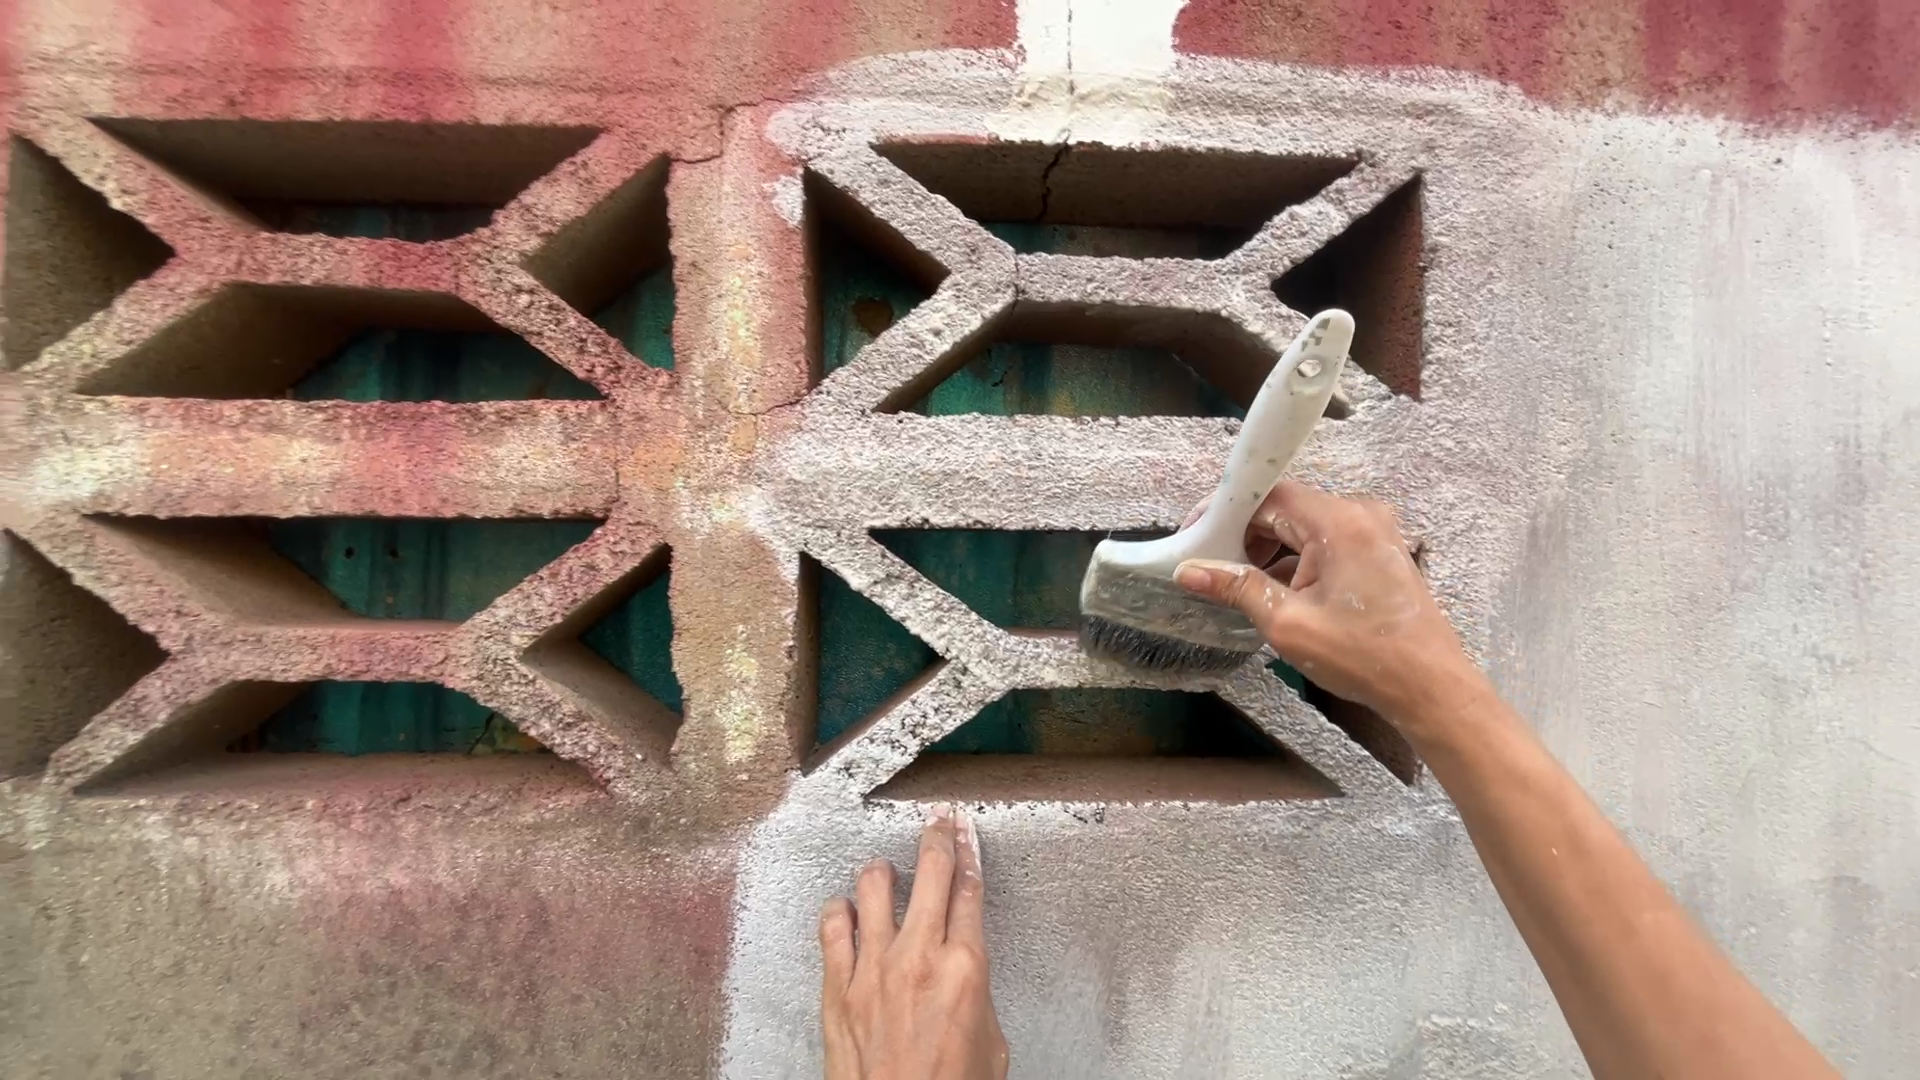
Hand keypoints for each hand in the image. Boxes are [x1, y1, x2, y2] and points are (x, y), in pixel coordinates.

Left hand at [819, 806, 1007, 1079]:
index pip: (969, 889)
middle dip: (937, 838)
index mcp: (965, 968)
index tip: (966, 834)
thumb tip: (961, 960)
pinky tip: (845, 909)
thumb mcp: (990, 1040)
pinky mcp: (838, 987)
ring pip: (874, 885)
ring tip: (887, 871)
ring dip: (884, 871)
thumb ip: (975, 987)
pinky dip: (839, 910)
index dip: (969, 853)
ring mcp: (873, 967)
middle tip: (938, 824)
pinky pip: (832, 926)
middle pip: (930, 871)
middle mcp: (919, 956)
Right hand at [1173, 481, 1487, 733]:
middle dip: (1243, 533)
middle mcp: (1359, 513)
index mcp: (1338, 522)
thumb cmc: (1360, 656)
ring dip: (1266, 547)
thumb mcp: (1287, 623)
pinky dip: (1293, 557)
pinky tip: (1275, 589)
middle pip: (1284, 506)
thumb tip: (1186, 570)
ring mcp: (1373, 529)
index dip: (1225, 511)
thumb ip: (1235, 587)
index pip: (1267, 494)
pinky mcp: (1377, 548)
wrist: (1431, 688)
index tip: (1193, 536)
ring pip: (1301, 523)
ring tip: (1239, 583)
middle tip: (1210, 564)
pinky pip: (1322, 539)